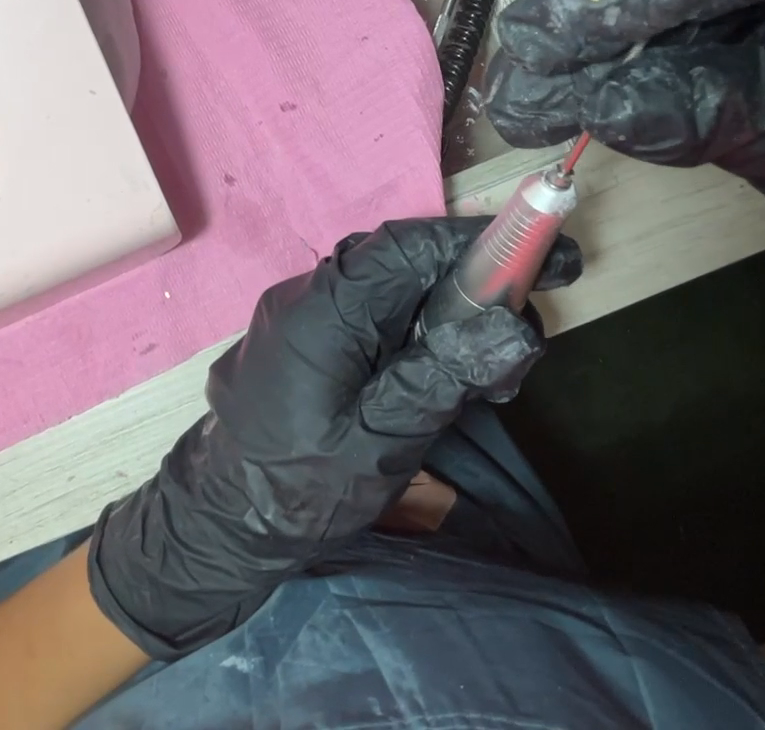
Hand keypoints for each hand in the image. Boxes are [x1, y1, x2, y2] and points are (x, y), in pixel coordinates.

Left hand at [87, 218, 581, 658]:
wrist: (218, 520)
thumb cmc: (295, 489)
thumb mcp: (378, 443)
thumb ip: (441, 379)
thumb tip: (514, 327)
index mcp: (321, 310)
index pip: (407, 246)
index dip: (478, 243)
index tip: (547, 257)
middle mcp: (306, 297)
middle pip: (401, 264)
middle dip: (473, 284)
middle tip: (525, 328)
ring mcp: (301, 317)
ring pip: (390, 290)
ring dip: (448, 313)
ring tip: (495, 370)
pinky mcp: (304, 340)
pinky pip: (369, 317)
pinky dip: (416, 333)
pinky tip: (446, 372)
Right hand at [486, 0, 764, 423]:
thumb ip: (745, 117)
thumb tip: (605, 100)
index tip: (566, 20)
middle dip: (615, 9)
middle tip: (518, 53)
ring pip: (697, 3)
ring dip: (602, 49)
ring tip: (519, 93)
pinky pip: (696, 50)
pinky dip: (628, 79)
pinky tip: (569, 100)